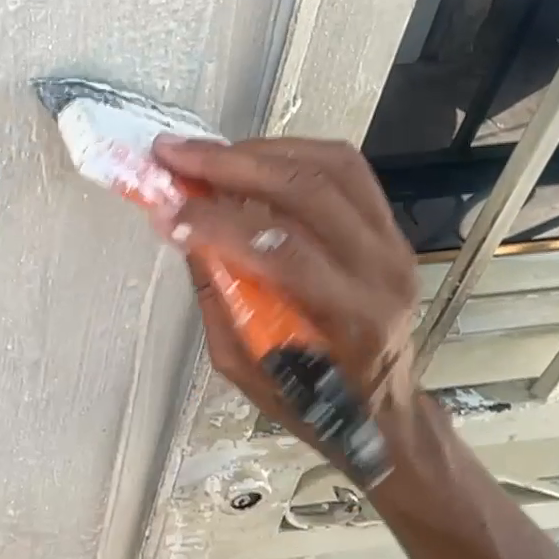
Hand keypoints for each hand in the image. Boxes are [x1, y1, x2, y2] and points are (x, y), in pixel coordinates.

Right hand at [147, 136, 421, 449]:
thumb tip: (181, 229)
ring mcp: (392, 241)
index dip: (217, 224)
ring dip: (258, 151)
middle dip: (230, 165)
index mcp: (351, 317)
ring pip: (330, 166)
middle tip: (173, 154)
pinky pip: (342, 168)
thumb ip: (217, 294)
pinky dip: (288, 152)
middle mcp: (381, 270)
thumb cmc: (308, 398)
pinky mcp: (388, 224)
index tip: (166, 212)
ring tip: (205, 153)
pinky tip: (246, 158)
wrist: (379, 407)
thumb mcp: (245, 364)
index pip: (283, 251)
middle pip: (308, 192)